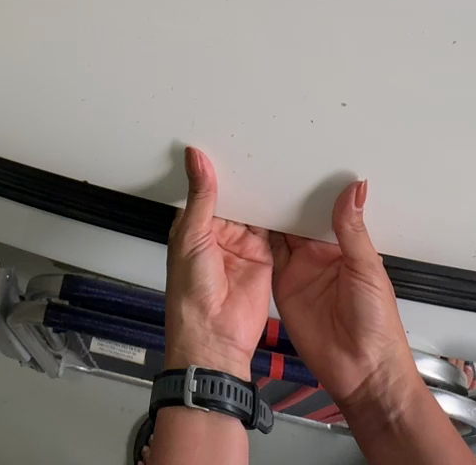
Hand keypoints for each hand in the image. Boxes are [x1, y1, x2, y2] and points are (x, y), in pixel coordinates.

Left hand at [163, 147, 273, 378]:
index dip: (215, 167)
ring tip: (273, 158)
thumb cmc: (190, 295)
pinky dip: (279, 213)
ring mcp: (242, 243)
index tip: (224, 138)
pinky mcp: (264, 255)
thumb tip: (195, 158)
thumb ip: (201, 196)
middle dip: (243, 176)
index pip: (206, 187)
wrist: (216, 337)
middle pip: (234, 195)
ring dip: (261, 191)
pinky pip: (273, 228)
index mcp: (194, 224)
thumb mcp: (192, 236)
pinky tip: (286, 191)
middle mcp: (219, 231)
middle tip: (255, 141)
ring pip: (254, 208)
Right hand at [270, 179, 420, 413]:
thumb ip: (352, 229)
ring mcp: (298, 268)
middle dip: (283, 194)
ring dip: (268, 211)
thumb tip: (355, 190)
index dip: (311, 186)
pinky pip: (266, 256)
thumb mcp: (367, 269)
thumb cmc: (378, 327)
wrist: (362, 373)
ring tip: (252, 180)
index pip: (323, 207)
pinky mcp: (281, 284)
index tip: (298, 159)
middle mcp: (318, 253)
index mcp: (343, 245)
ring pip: (278, 231)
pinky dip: (255, 239)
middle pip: (296, 215)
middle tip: (266, 163)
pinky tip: (246, 217)